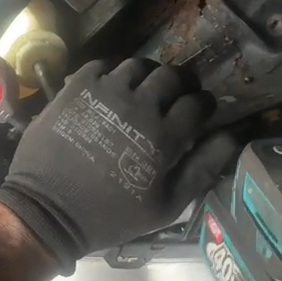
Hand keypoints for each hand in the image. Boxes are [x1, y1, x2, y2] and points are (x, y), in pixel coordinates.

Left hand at [0, 59, 238, 268]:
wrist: (48, 210)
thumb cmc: (111, 215)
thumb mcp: (167, 205)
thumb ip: (203, 168)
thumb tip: (233, 136)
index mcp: (164, 135)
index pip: (198, 103)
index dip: (204, 104)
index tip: (201, 109)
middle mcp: (138, 104)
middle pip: (171, 76)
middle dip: (181, 83)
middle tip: (176, 95)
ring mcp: (104, 92)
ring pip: (137, 65)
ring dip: (147, 74)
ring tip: (144, 89)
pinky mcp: (75, 87)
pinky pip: (101, 65)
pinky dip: (112, 72)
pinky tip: (111, 89)